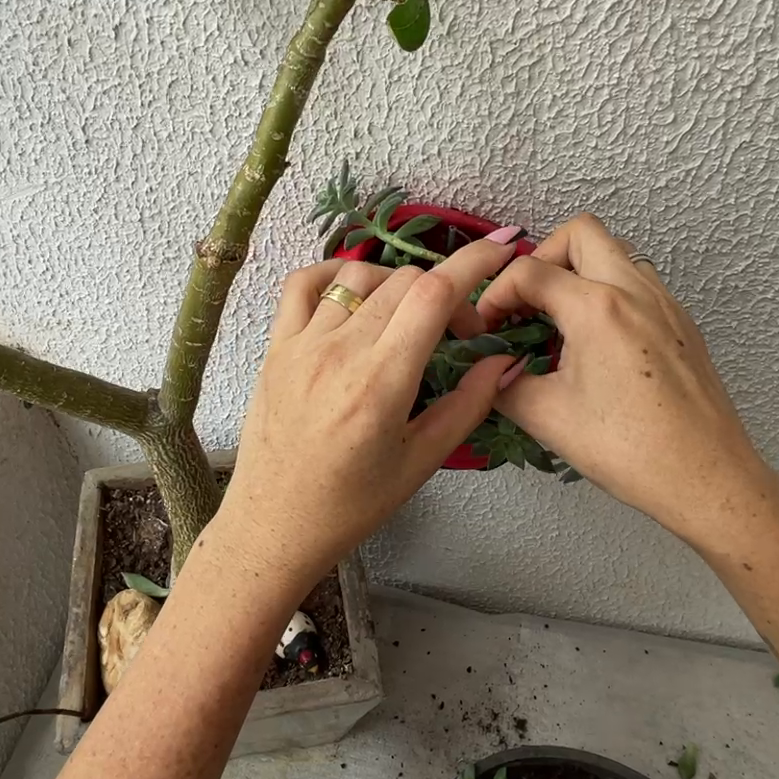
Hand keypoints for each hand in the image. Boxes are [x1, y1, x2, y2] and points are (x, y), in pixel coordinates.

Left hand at [215, 233, 523, 582]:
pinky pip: (303, 285)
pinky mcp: (276, 347)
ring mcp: (301, 345)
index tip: (500, 252)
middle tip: (457, 331)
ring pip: (358, 276)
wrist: (274, 525)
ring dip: (396, 284)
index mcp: (381, 383)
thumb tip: (504, 361)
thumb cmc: (350, 505)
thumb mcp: (420, 462)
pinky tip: (355, 295)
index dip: (474, 264)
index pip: (433, 294)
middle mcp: (339, 352)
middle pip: (404, 282)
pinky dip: (335, 274)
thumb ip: (467, 405)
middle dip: (445, 291)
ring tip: (408, 318)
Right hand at [476, 214, 778, 538]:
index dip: (495, 294)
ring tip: (558, 319)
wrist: (707, 480)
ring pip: (616, 252)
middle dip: (541, 258)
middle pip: (580, 232)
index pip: (529, 271)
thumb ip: (503, 385)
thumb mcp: (547, 418)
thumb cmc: (631, 451)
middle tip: (525, 302)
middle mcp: (635, 291)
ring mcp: (665, 304)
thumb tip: (489, 372)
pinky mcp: (681, 324)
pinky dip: (608, 292)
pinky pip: (639, 282)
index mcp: (597, 308)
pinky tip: (594, 341)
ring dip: (579, 270)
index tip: (489, 327)